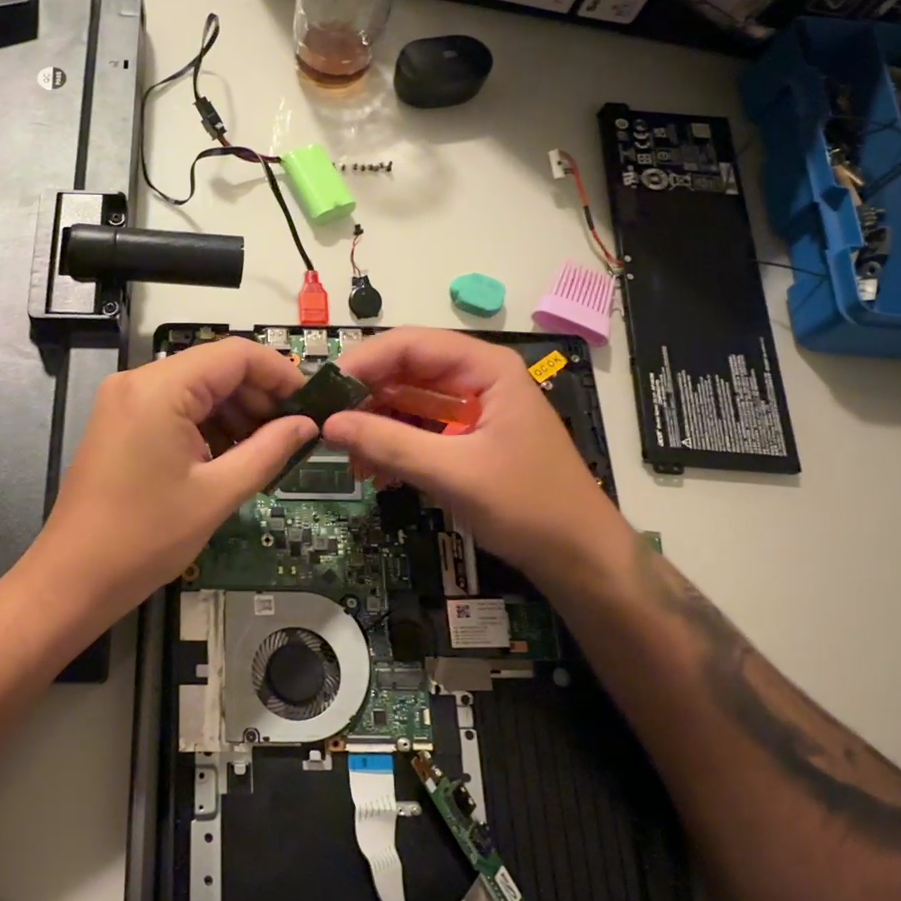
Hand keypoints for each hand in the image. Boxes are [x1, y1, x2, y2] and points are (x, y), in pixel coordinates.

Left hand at [25, 337, 316, 626]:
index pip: (236, 354)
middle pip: (215, 368)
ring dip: (235, 414)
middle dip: (258, 397)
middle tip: (294, 435)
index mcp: (160, 388)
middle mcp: (138, 381)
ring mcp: (124, 402)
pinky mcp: (120, 424)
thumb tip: (306, 425)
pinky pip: (174, 409)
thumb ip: (269, 451)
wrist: (74, 577)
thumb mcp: (217, 494)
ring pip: (196, 389)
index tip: (312, 404)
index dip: (280, 374)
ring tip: (266, 452)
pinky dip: (206, 427)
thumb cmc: (146, 538)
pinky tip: (231, 458)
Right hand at [324, 327, 619, 572]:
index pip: (410, 344)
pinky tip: (375, 474)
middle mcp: (477, 380)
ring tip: (349, 459)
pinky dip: (393, 448)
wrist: (578, 556)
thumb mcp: (453, 473)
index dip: (363, 362)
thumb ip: (389, 444)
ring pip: (407, 402)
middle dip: (365, 397)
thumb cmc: (527, 505)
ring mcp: (472, 411)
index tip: (322, 390)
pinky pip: (418, 431)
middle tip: (326, 426)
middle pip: (406, 370)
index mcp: (486, 369)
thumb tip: (328, 424)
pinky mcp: (467, 441)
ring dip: (375, 426)